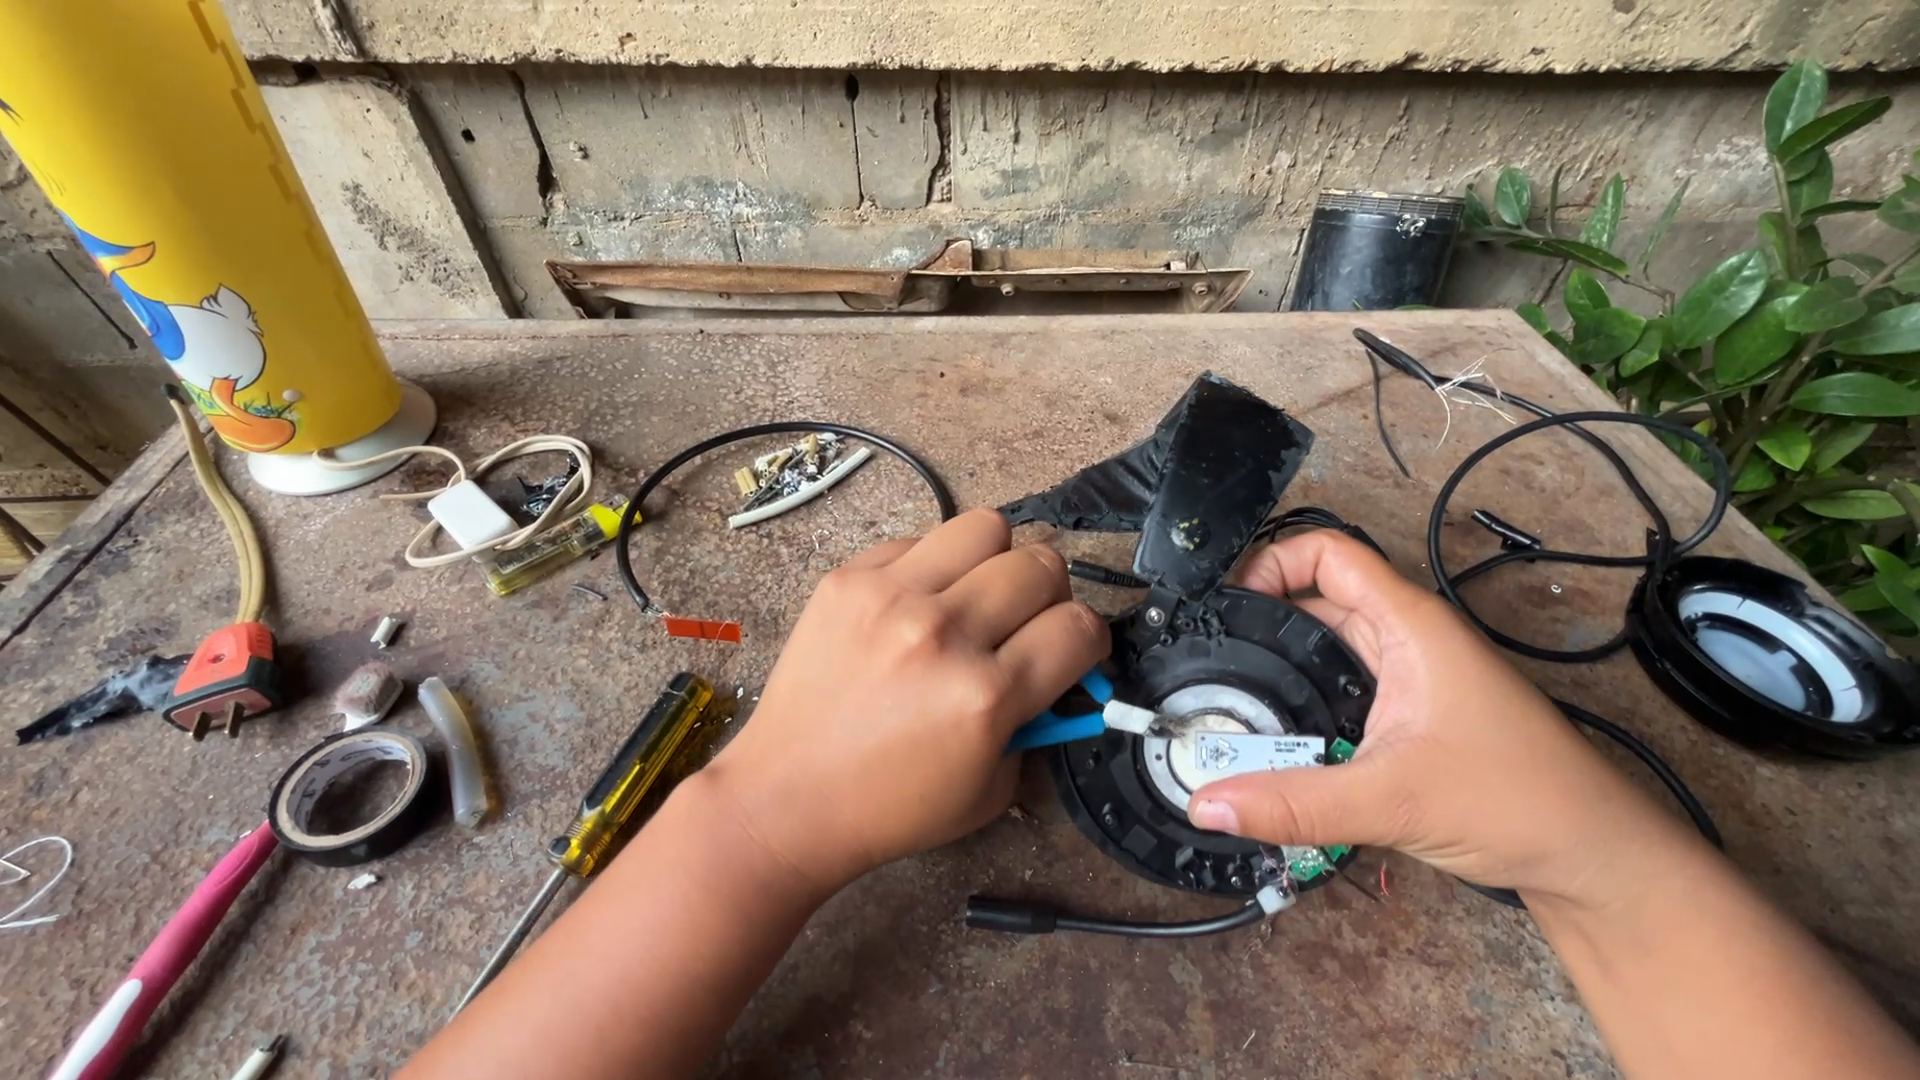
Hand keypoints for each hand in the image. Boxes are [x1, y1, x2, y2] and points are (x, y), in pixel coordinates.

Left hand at [702, 509, 1108, 893]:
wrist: (786, 797)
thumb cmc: (890, 808)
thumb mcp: (991, 790)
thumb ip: (1039, 723)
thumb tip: (1062, 667)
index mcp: (986, 697)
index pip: (1080, 627)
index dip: (1090, 640)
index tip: (1072, 649)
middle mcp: (943, 634)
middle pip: (1042, 565)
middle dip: (1049, 596)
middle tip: (1022, 622)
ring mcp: (891, 597)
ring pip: (986, 527)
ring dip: (996, 561)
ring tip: (973, 595)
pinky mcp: (848, 579)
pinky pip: (919, 540)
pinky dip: (931, 567)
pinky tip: (913, 604)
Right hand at [1188, 529, 1698, 906]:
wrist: (1597, 860)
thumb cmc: (1521, 804)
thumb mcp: (1391, 800)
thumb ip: (1292, 803)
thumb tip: (1207, 805)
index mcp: (1409, 624)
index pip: (1326, 553)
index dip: (1269, 563)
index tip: (1225, 606)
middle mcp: (1405, 638)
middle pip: (1313, 598)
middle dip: (1257, 621)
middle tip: (1207, 658)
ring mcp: (1406, 674)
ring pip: (1323, 647)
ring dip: (1277, 664)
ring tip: (1225, 695)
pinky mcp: (1406, 710)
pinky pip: (1336, 684)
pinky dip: (1299, 697)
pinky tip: (1272, 732)